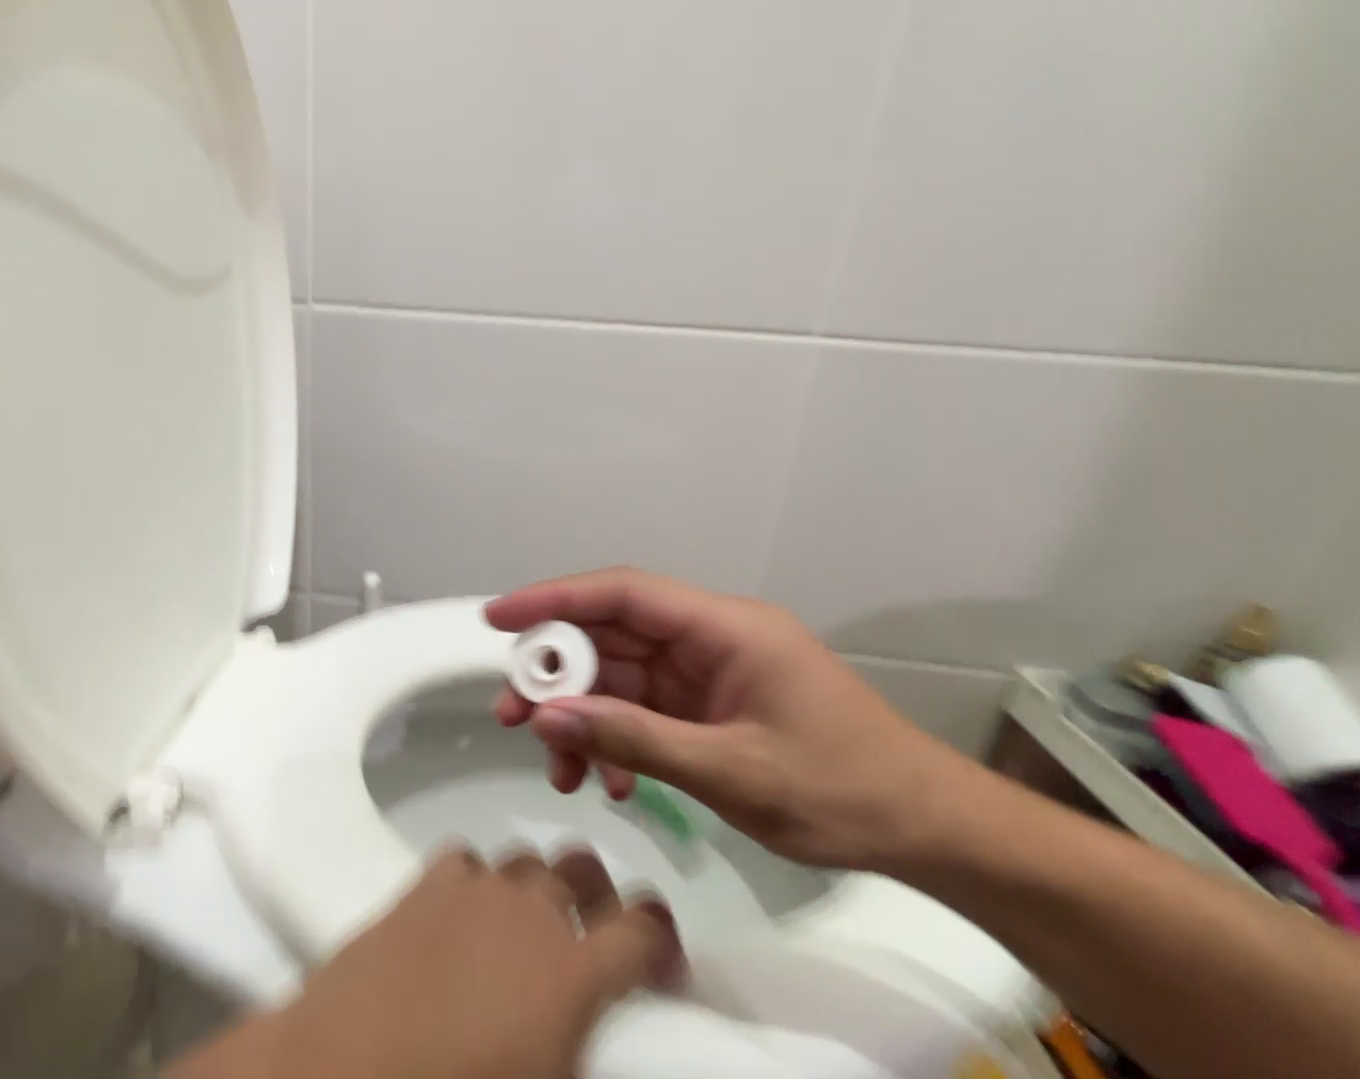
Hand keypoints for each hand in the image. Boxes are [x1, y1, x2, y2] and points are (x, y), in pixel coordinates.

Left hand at [173, 848, 682, 1078]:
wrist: (346, 1067)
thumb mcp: (550, 1076)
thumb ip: (580, 1045)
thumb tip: (582, 1031)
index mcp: (575, 970)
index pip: (644, 927)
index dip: (662, 940)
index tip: (661, 969)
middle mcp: (531, 913)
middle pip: (584, 869)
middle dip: (600, 897)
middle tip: (592, 937)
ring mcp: (474, 892)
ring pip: (526, 859)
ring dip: (537, 886)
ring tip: (524, 926)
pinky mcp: (422, 887)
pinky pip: (465, 860)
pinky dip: (476, 881)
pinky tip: (464, 914)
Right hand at [487, 567, 982, 870]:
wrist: (923, 829)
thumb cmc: (841, 790)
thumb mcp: (730, 770)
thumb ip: (633, 739)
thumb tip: (547, 718)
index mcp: (727, 629)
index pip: (625, 593)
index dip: (555, 598)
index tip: (497, 619)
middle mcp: (713, 640)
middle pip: (613, 636)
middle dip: (558, 675)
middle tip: (511, 718)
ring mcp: (711, 675)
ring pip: (621, 678)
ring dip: (582, 719)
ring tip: (558, 772)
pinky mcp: (711, 708)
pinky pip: (644, 711)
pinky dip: (616, 741)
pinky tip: (609, 784)